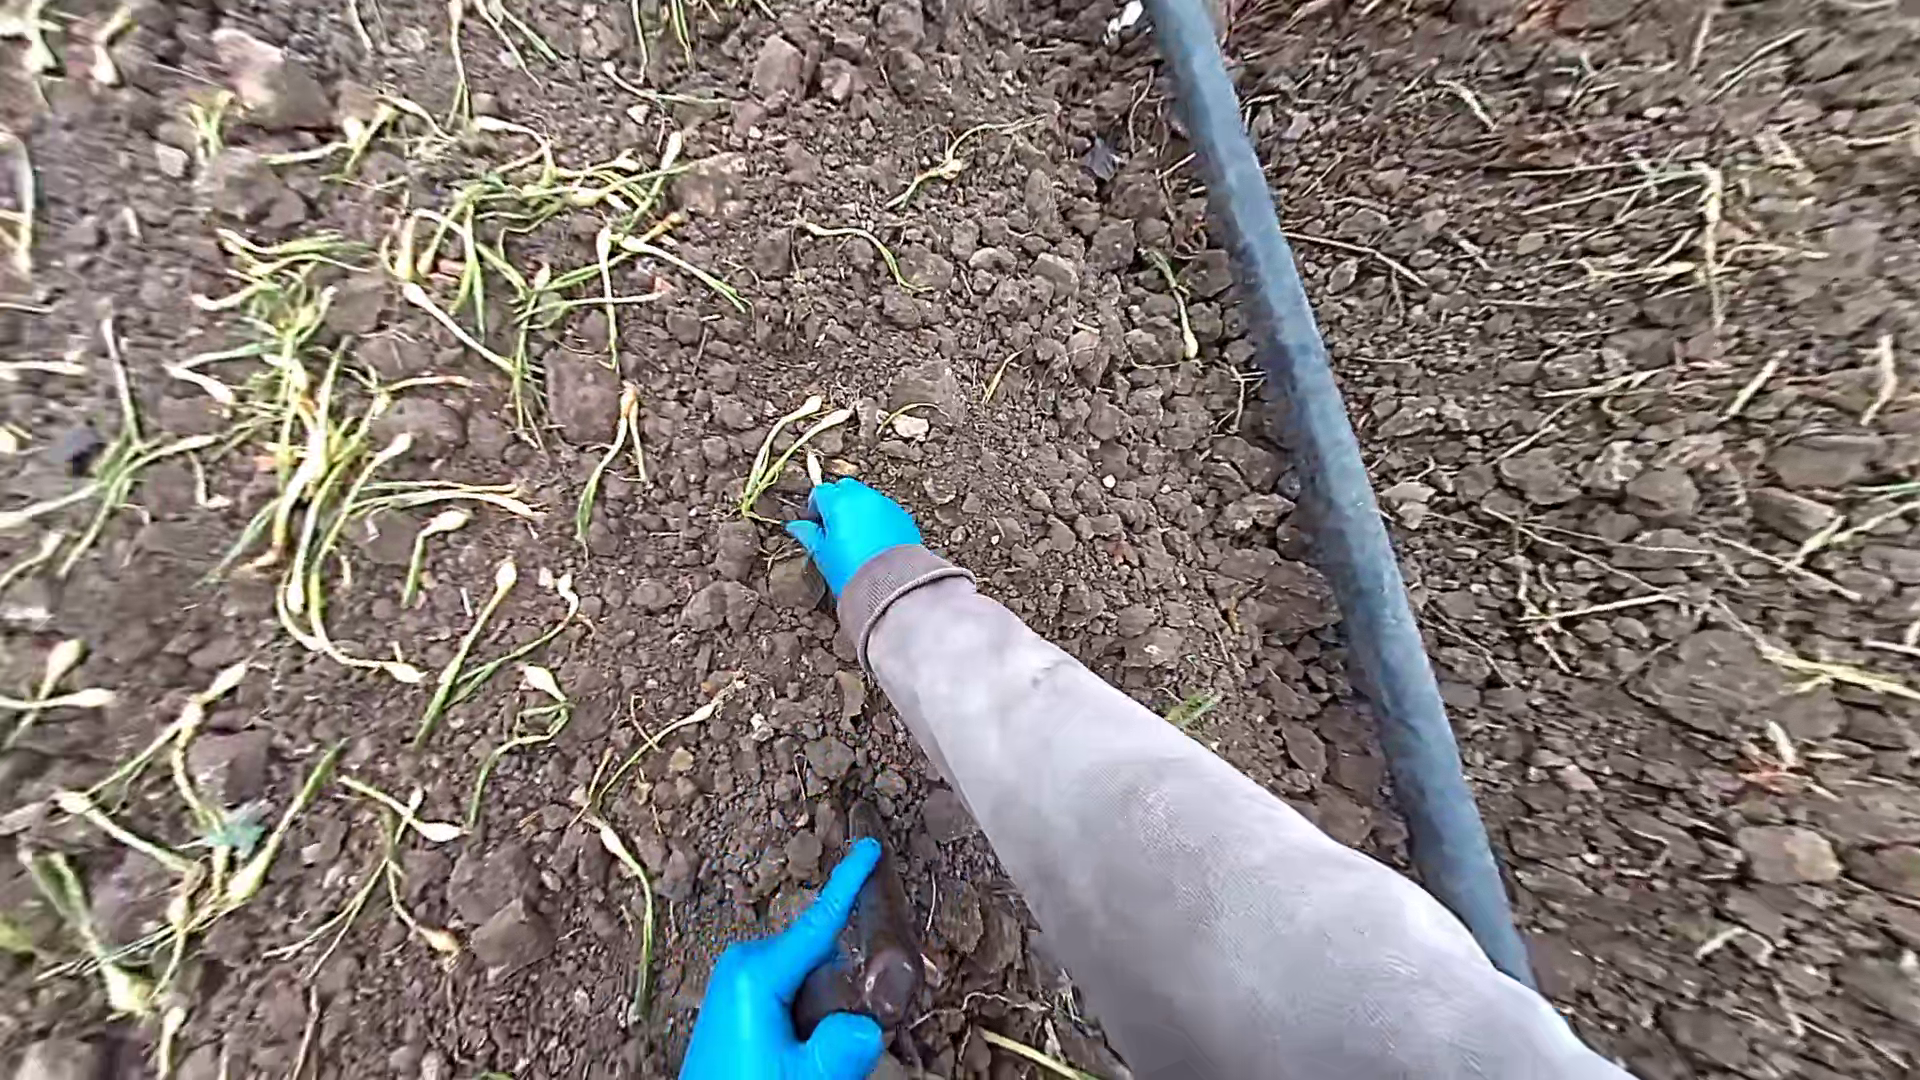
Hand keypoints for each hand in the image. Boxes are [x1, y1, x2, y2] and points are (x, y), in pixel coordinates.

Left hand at [679, 838, 885, 1079]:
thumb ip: (834, 1053)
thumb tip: (870, 1028)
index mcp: (758, 973)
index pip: (820, 920)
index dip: (849, 880)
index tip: (870, 847)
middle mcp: (747, 960)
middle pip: (821, 950)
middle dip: (843, 979)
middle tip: (846, 1030)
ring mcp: (740, 973)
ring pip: (809, 967)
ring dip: (825, 997)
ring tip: (813, 1051)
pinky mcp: (740, 989)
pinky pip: (792, 980)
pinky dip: (808, 1003)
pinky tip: (801, 1045)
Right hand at [785, 479, 921, 596]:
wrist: (890, 585)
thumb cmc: (853, 571)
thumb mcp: (823, 554)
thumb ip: (809, 535)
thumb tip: (797, 526)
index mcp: (840, 502)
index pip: (821, 492)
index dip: (815, 507)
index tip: (815, 524)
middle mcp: (864, 498)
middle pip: (844, 488)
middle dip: (837, 503)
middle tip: (834, 528)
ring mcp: (886, 505)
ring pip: (866, 498)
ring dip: (857, 510)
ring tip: (855, 538)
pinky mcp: (902, 516)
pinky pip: (884, 510)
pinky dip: (876, 519)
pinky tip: (873, 542)